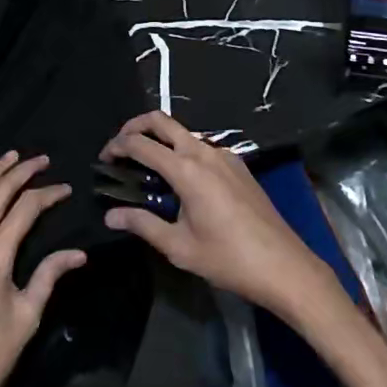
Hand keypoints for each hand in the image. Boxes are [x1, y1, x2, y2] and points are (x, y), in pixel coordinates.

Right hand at [99, 111, 334, 317]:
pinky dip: (181, 151)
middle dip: (135, 127)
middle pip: (162, 121)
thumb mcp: (179, 247)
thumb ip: (143, 224)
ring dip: (160, 140)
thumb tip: (111, 215)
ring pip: (183, 133)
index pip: (141, 143)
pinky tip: (177, 180)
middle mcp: (204, 151)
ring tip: (144, 167)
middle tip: (118, 148)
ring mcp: (224, 155)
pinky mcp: (237, 165)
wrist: (283, 264)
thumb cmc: (227, 258)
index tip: (103, 159)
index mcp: (187, 168)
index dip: (117, 146)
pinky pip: (201, 147)